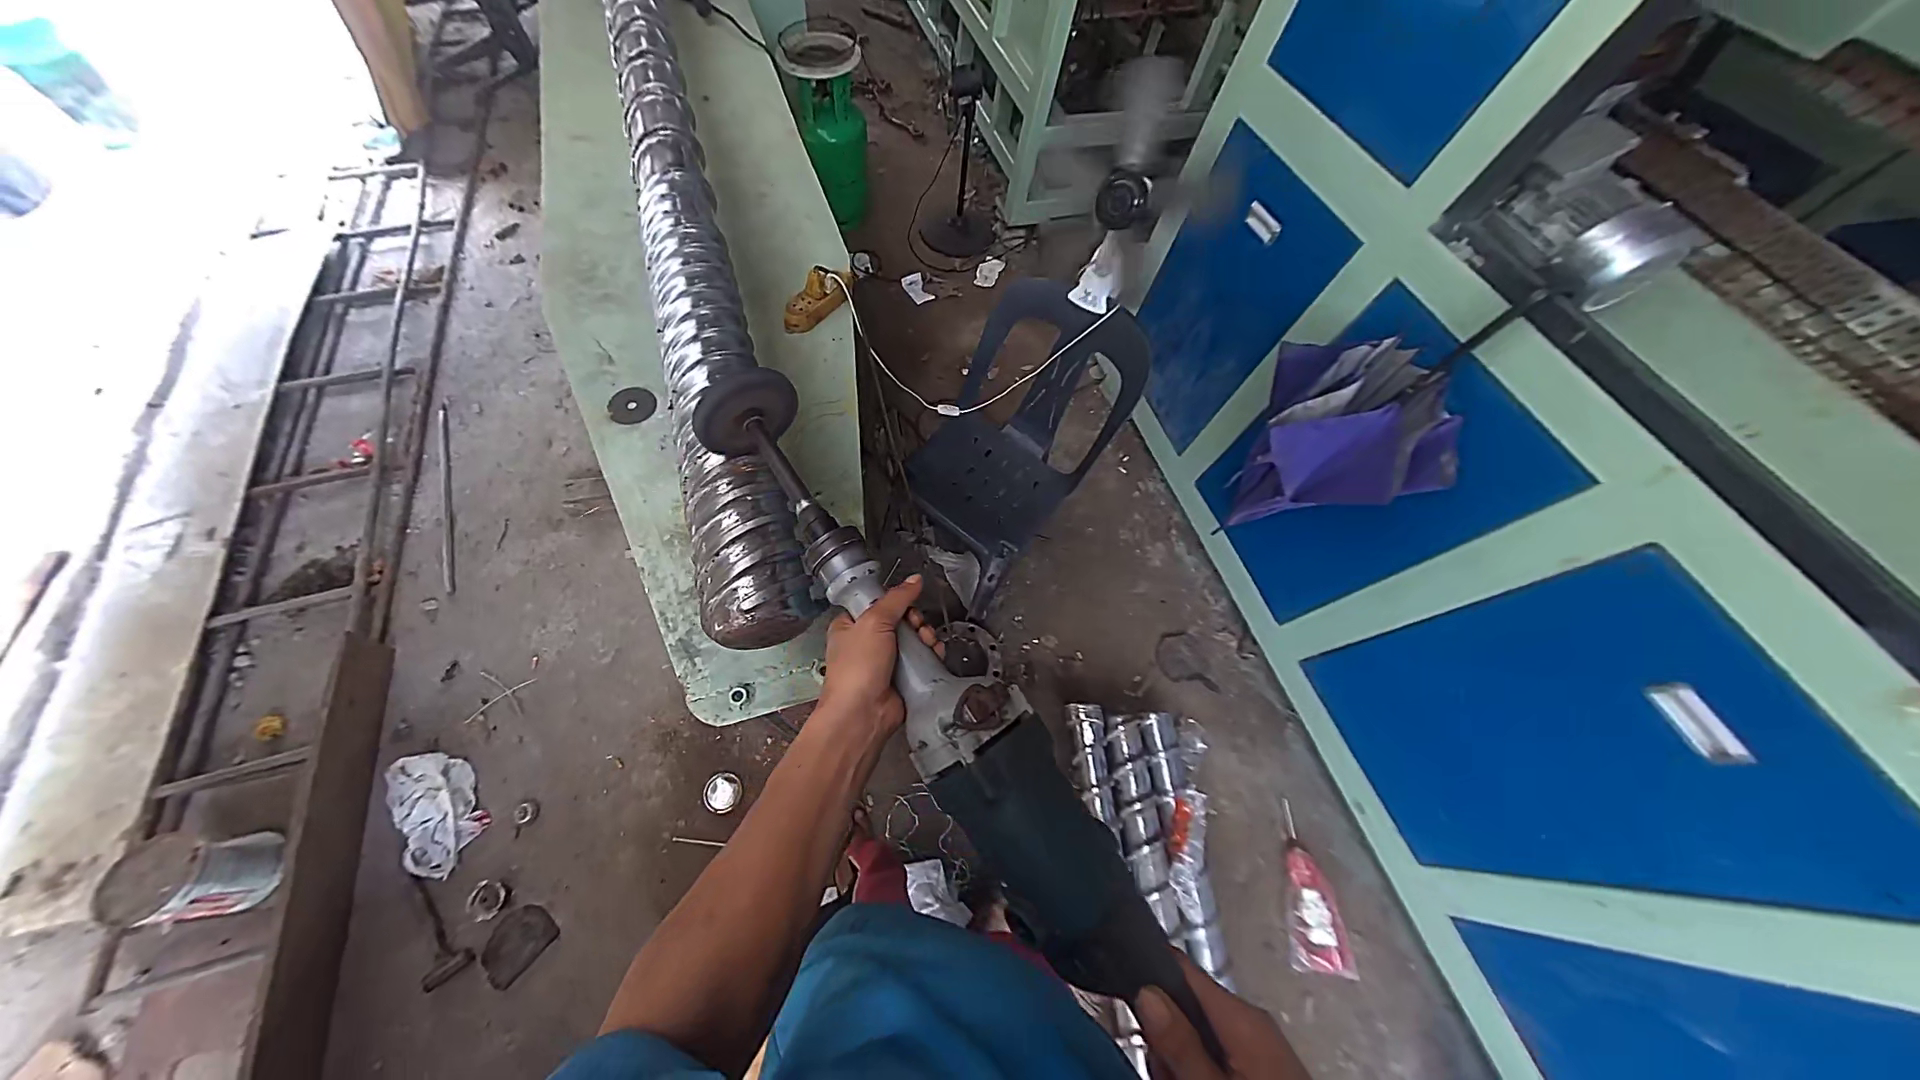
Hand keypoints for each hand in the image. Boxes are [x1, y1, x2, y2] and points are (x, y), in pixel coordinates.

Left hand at [816, 575, 939, 738]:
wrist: (863, 714)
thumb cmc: (855, 671)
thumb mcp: (874, 622)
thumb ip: (896, 599)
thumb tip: (914, 581)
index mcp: (851, 626)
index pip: (878, 602)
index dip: (895, 601)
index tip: (905, 603)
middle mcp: (867, 642)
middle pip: (901, 619)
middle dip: (915, 620)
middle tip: (916, 626)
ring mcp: (885, 661)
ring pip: (914, 638)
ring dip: (925, 637)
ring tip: (925, 641)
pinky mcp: (902, 677)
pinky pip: (921, 659)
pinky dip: (930, 654)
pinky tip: (933, 653)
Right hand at [1133, 951, 1307, 1079]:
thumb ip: (1180, 1043)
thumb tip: (1146, 990)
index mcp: (1240, 1016)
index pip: (1181, 967)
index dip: (1149, 974)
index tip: (1123, 995)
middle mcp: (1250, 1022)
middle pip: (1185, 1005)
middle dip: (1164, 1038)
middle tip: (1162, 1076)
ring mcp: (1258, 1048)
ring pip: (1196, 1035)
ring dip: (1178, 1062)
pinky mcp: (1260, 1071)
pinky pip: (1216, 1056)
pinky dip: (1198, 1072)